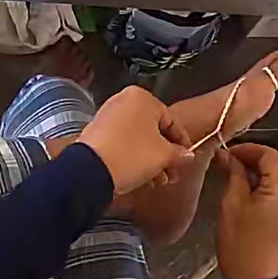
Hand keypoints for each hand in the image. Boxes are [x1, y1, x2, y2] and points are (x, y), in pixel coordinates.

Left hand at [76, 87, 194, 194]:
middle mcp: (124, 101)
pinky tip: (140, 175)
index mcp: (142, 98)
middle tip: (172, 173)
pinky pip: (122, 141)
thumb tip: (188, 155)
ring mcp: (108, 115)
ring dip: (151, 158)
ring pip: (138, 137)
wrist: (90, 171)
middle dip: (165, 154)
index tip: (187, 158)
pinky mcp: (96, 131)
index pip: (171, 121)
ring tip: (157, 180)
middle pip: (153, 130)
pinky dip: (133, 155)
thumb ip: (179, 154)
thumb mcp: (163, 156)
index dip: (182, 143)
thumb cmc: (131, 155)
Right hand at [216, 144, 277, 278]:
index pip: (271, 155)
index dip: (249, 150)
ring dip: (266, 175)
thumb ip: (234, 173)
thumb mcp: (232, 204)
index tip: (229, 153)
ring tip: (241, 180)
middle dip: (257, 160)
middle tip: (232, 163)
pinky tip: (256, 197)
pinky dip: (274, 190)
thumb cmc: (241, 246)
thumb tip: (228, 156)